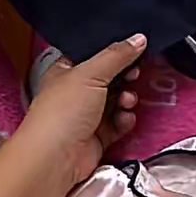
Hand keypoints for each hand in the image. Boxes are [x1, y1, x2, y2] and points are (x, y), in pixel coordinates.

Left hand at [13, 34, 146, 184]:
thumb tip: (139, 38)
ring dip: (126, 99)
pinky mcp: (98, 137)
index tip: (134, 50)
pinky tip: (125, 118)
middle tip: (135, 74)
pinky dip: (125, 120)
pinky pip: (118, 124)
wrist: (56, 158)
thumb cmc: (64, 110)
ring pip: (116, 101)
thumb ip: (117, 55)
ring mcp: (87, 116)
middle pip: (109, 79)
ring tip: (127, 100)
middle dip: (125, 77)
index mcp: (66, 71)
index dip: (113, 52)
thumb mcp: (91, 73)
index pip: (93, 55)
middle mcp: (76, 92)